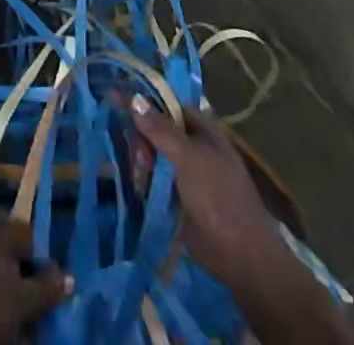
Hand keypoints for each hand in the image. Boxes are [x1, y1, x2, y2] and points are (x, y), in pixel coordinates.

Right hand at [129, 97, 353, 344]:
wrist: (239, 255)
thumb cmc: (219, 198)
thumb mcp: (189, 158)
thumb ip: (160, 130)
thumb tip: (134, 98)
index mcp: (202, 130)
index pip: (166, 104)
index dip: (142, 101)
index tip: (113, 97)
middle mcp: (192, 146)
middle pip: (153, 129)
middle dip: (142, 140)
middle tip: (141, 159)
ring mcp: (183, 172)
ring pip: (149, 154)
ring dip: (142, 164)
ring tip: (145, 181)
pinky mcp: (174, 195)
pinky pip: (150, 178)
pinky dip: (143, 181)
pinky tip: (144, 190)